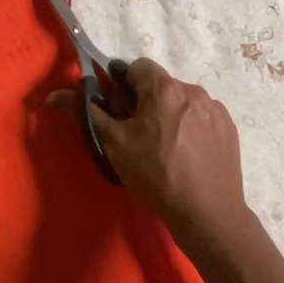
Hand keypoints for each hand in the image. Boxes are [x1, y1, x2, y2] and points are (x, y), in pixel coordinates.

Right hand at [63, 58, 249, 241]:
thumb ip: (85, 112)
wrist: (209, 216)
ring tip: (165, 149)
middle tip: (138, 135)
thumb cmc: (156, 175)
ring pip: (181, 101)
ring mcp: (214, 110)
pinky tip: (187, 156)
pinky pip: (201, 117)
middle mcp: (192, 90)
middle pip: (160, 85)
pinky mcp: (229, 129)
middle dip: (146, 102)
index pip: (137, 67)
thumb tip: (54, 95)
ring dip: (170, 114)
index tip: (120, 112)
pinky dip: (191, 128)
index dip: (123, 85)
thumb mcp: (114, 144)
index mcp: (164, 88)